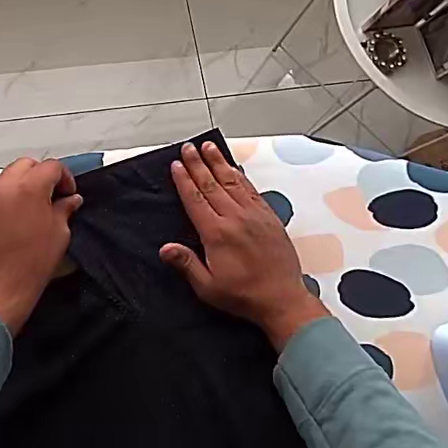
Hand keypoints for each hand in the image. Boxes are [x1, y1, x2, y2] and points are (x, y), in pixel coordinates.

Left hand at [0, 157, 82, 334]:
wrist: (0, 287)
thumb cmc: (32, 262)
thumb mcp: (59, 233)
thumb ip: (64, 209)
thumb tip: (69, 200)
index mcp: (29, 187)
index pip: (51, 167)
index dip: (65, 178)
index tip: (69, 194)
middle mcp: (5, 187)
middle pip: (27, 164)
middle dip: (42, 174)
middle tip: (54, 194)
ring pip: (9, 176)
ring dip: (24, 183)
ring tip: (35, 206)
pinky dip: (9, 196)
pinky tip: (19, 216)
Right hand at [160, 142, 330, 352]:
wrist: (282, 299)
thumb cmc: (245, 295)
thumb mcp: (207, 286)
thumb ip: (186, 264)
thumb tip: (165, 249)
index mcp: (216, 233)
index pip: (195, 199)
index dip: (184, 180)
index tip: (177, 165)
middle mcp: (235, 219)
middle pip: (211, 184)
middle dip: (197, 164)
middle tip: (189, 148)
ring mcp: (254, 216)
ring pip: (232, 182)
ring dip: (218, 163)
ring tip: (209, 148)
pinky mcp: (269, 218)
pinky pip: (252, 191)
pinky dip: (241, 177)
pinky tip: (234, 169)